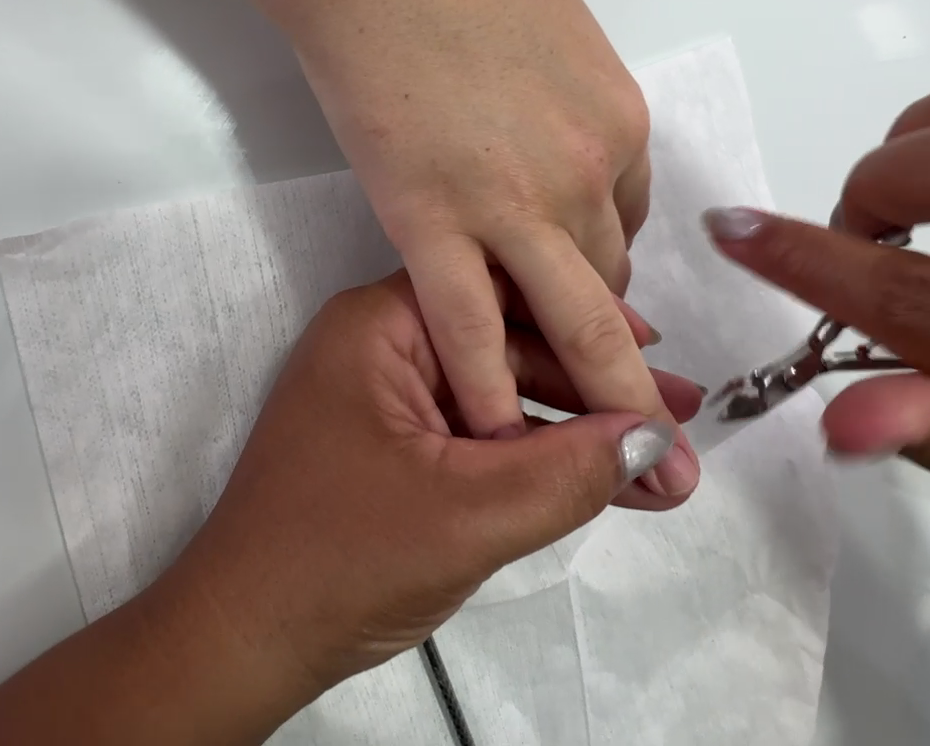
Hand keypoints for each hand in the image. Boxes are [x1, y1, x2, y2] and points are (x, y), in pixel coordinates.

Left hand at [163, 272, 700, 694]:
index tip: (653, 342)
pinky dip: (537, 456)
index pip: (500, 291)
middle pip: (509, 345)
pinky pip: (481, 433)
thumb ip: (569, 473)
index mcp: (385, 324)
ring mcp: (391, 397)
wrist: (247, 638)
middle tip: (682, 409)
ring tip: (661, 453)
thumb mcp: (467, 513)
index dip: (581, 313)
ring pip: (502, 394)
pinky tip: (600, 476)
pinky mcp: (399, 445)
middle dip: (595, 386)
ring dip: (575, 429)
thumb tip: (660, 438)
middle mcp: (387, 344)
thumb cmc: (344, 557)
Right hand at [279, 0, 696, 496]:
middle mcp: (585, 168)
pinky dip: (492, 389)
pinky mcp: (429, 218)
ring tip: (612, 462)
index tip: (579, 290)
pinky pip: (474, 325)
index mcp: (614, 114)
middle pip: (609, 280)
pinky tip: (500, 439)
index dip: (599, 262)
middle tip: (656, 426)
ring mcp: (513, 200)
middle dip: (631, 362)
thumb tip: (540, 135)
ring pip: (571, 320)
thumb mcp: (543, 19)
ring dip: (590, 394)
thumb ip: (559, 95)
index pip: (622, 218)